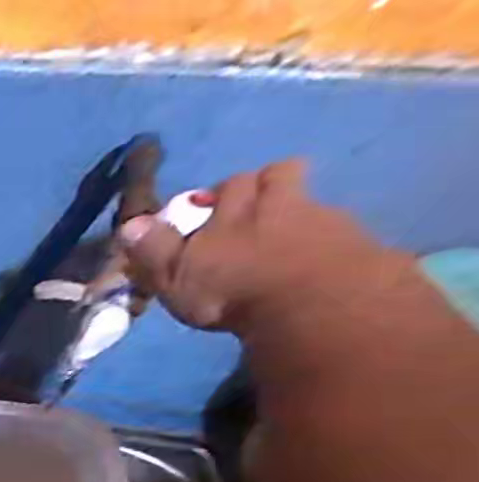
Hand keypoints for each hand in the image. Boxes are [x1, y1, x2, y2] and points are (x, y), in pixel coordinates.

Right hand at [117, 159, 400, 331]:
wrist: (315, 303)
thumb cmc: (230, 291)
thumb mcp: (175, 275)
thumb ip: (154, 248)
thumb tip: (129, 224)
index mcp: (235, 213)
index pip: (231, 184)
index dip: (219, 192)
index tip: (207, 207)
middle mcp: (281, 204)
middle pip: (280, 175)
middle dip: (263, 185)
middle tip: (248, 209)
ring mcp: (324, 219)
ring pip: (307, 201)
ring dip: (292, 212)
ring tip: (275, 241)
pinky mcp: (355, 240)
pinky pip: (333, 229)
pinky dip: (318, 238)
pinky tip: (305, 261)